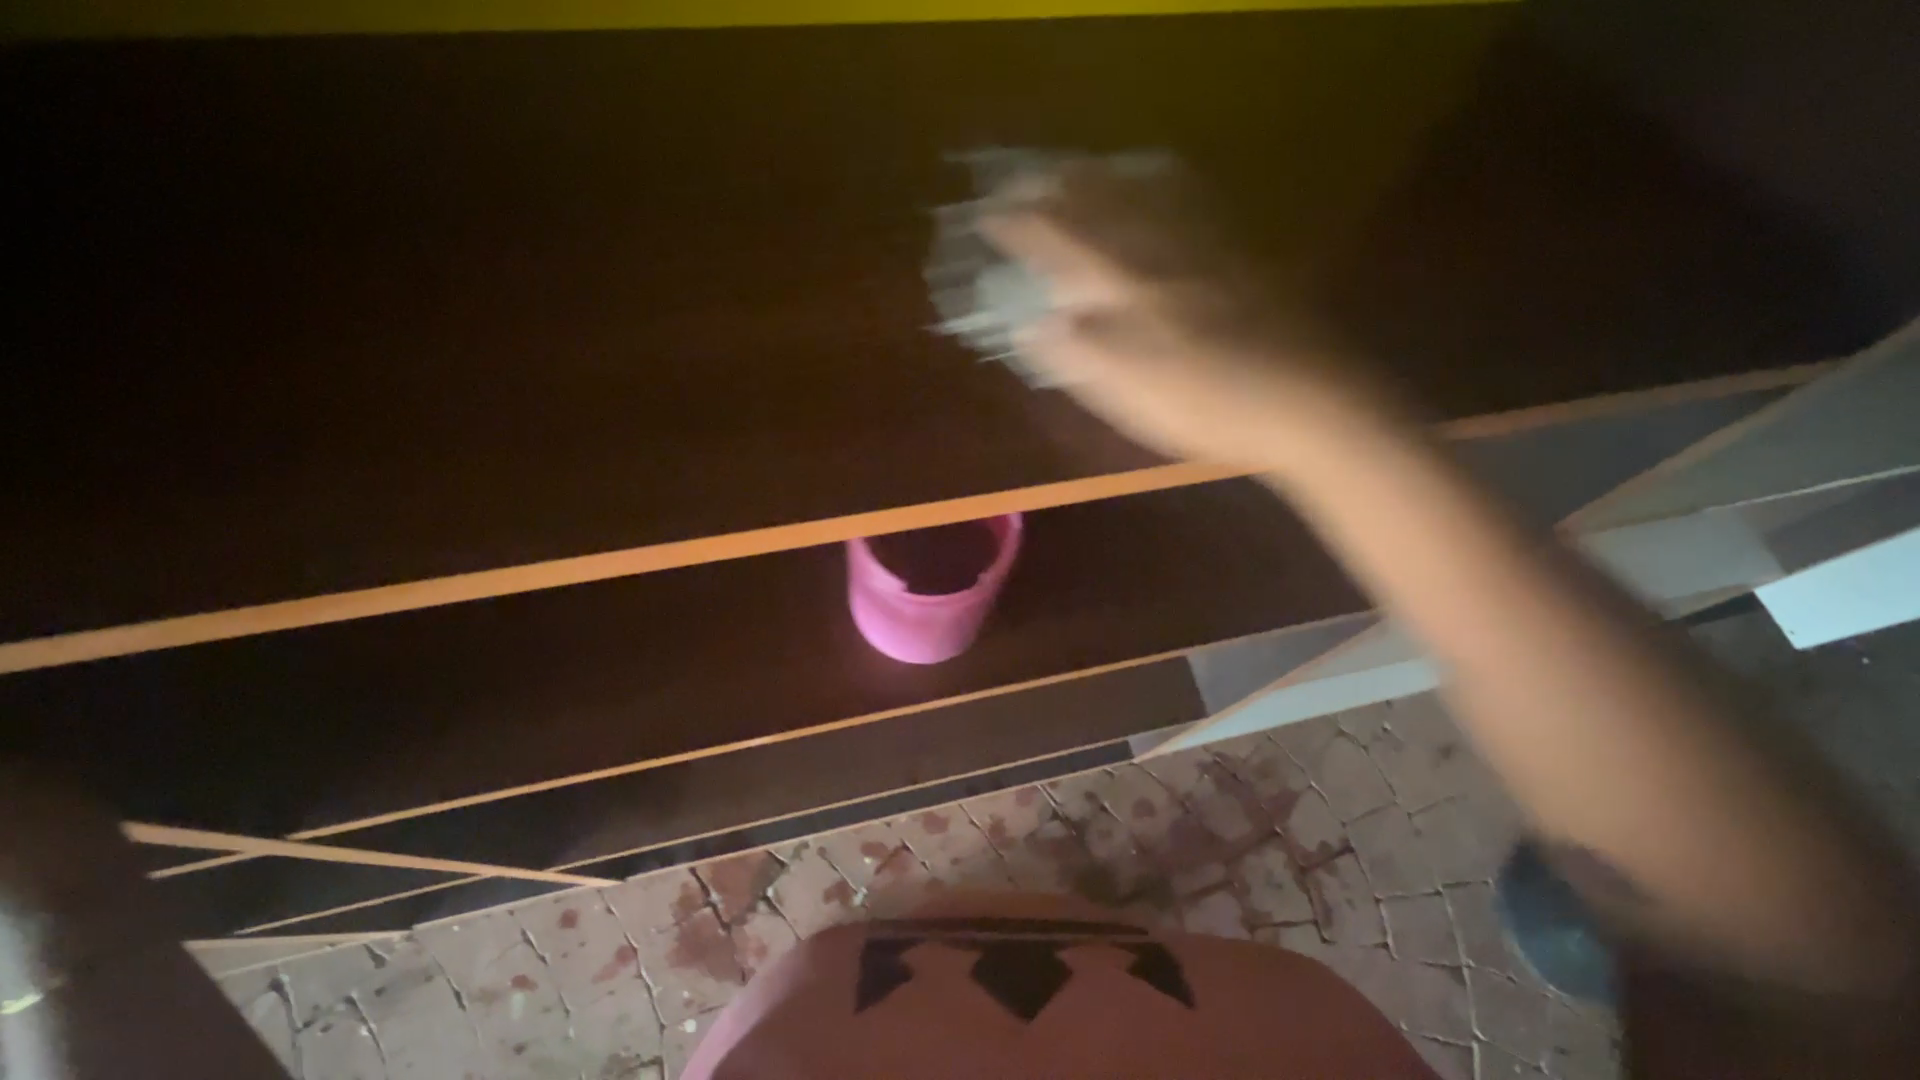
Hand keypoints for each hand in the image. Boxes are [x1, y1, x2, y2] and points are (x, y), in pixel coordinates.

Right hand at [981, 159, 1389, 467]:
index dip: (1023, 227)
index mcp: (1129, 290)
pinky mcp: (1243, 256)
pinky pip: (1195, 204)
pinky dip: (1165, 185)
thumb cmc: (1211, 407)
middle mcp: (1163, 256)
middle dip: (1058, 191)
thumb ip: (1081, 356)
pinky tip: (1162, 181)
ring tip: (1078, 167)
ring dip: (1105, 179)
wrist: (1311, 401)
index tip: (989, 214)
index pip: (1063, 245)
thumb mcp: (1133, 396)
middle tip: (1023, 180)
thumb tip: (1031, 327)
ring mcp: (1207, 251)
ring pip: (1146, 198)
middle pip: (1103, 208)